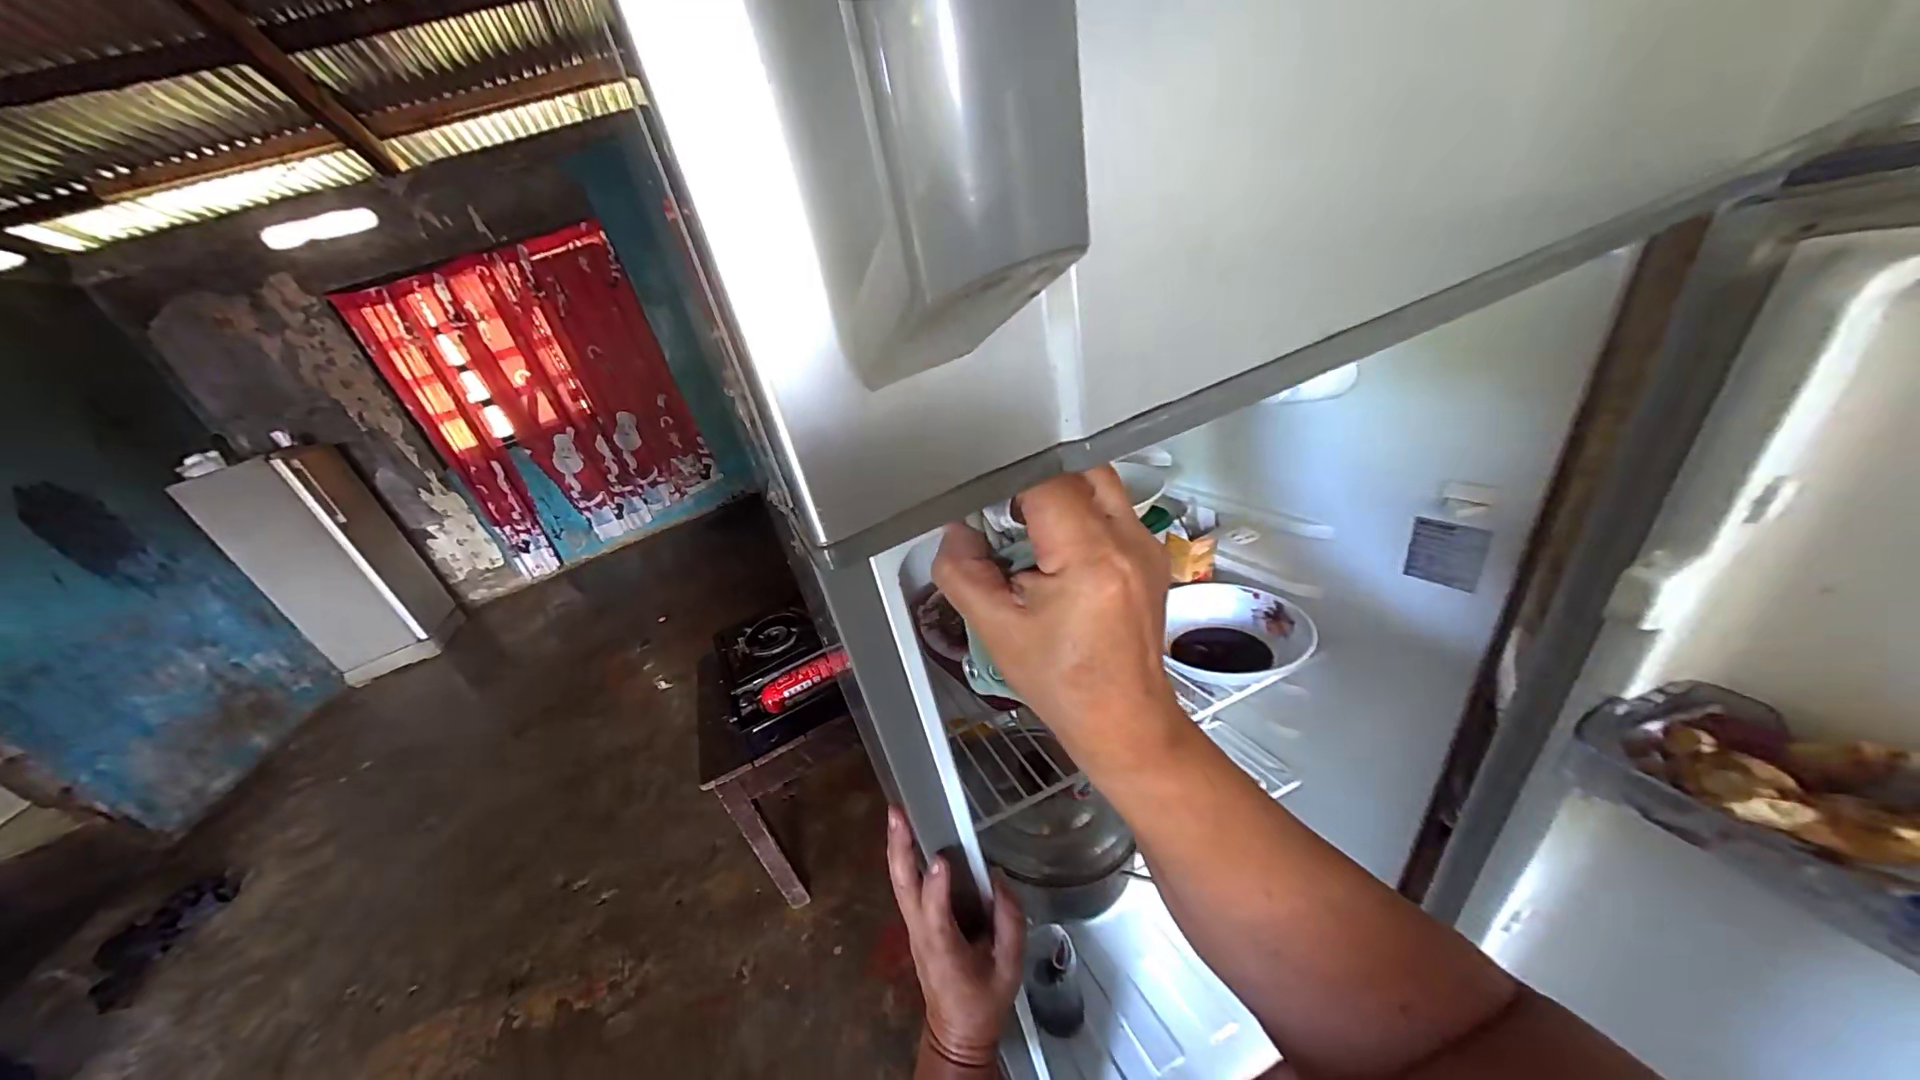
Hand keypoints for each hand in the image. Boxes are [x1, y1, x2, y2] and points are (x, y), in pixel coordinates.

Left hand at [886, 806, 1023, 1068]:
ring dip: (896, 847)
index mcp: (944, 948)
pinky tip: (905, 835)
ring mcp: (913, 925)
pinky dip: (902, 857)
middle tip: (897, 814)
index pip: (935, 913)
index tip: (944, 858)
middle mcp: (920, 932)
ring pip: (899, 882)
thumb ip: (1009, 926)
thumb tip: (1000, 881)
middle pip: (904, 886)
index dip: (937, 886)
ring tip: (896, 814)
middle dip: (900, 848)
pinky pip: (905, 885)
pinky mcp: (914, 920)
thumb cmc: (983, 1000)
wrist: (956, 1030)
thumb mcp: (1009, 970)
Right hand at [933, 467, 1182, 765]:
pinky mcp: (1150, 557)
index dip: (1008, 484)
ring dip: (1061, 497)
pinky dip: (1082, 516)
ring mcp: (1145, 547)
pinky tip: (1059, 556)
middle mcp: (1128, 542)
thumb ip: (963, 573)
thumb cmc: (1066, 684)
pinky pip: (1113, 511)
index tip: (985, 503)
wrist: (1122, 718)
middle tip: (1008, 516)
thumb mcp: (996, 630)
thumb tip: (955, 534)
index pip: (1047, 483)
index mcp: (1090, 557)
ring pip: (1100, 486)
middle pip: (1080, 471)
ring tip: (1032, 538)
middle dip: (1037, 483)